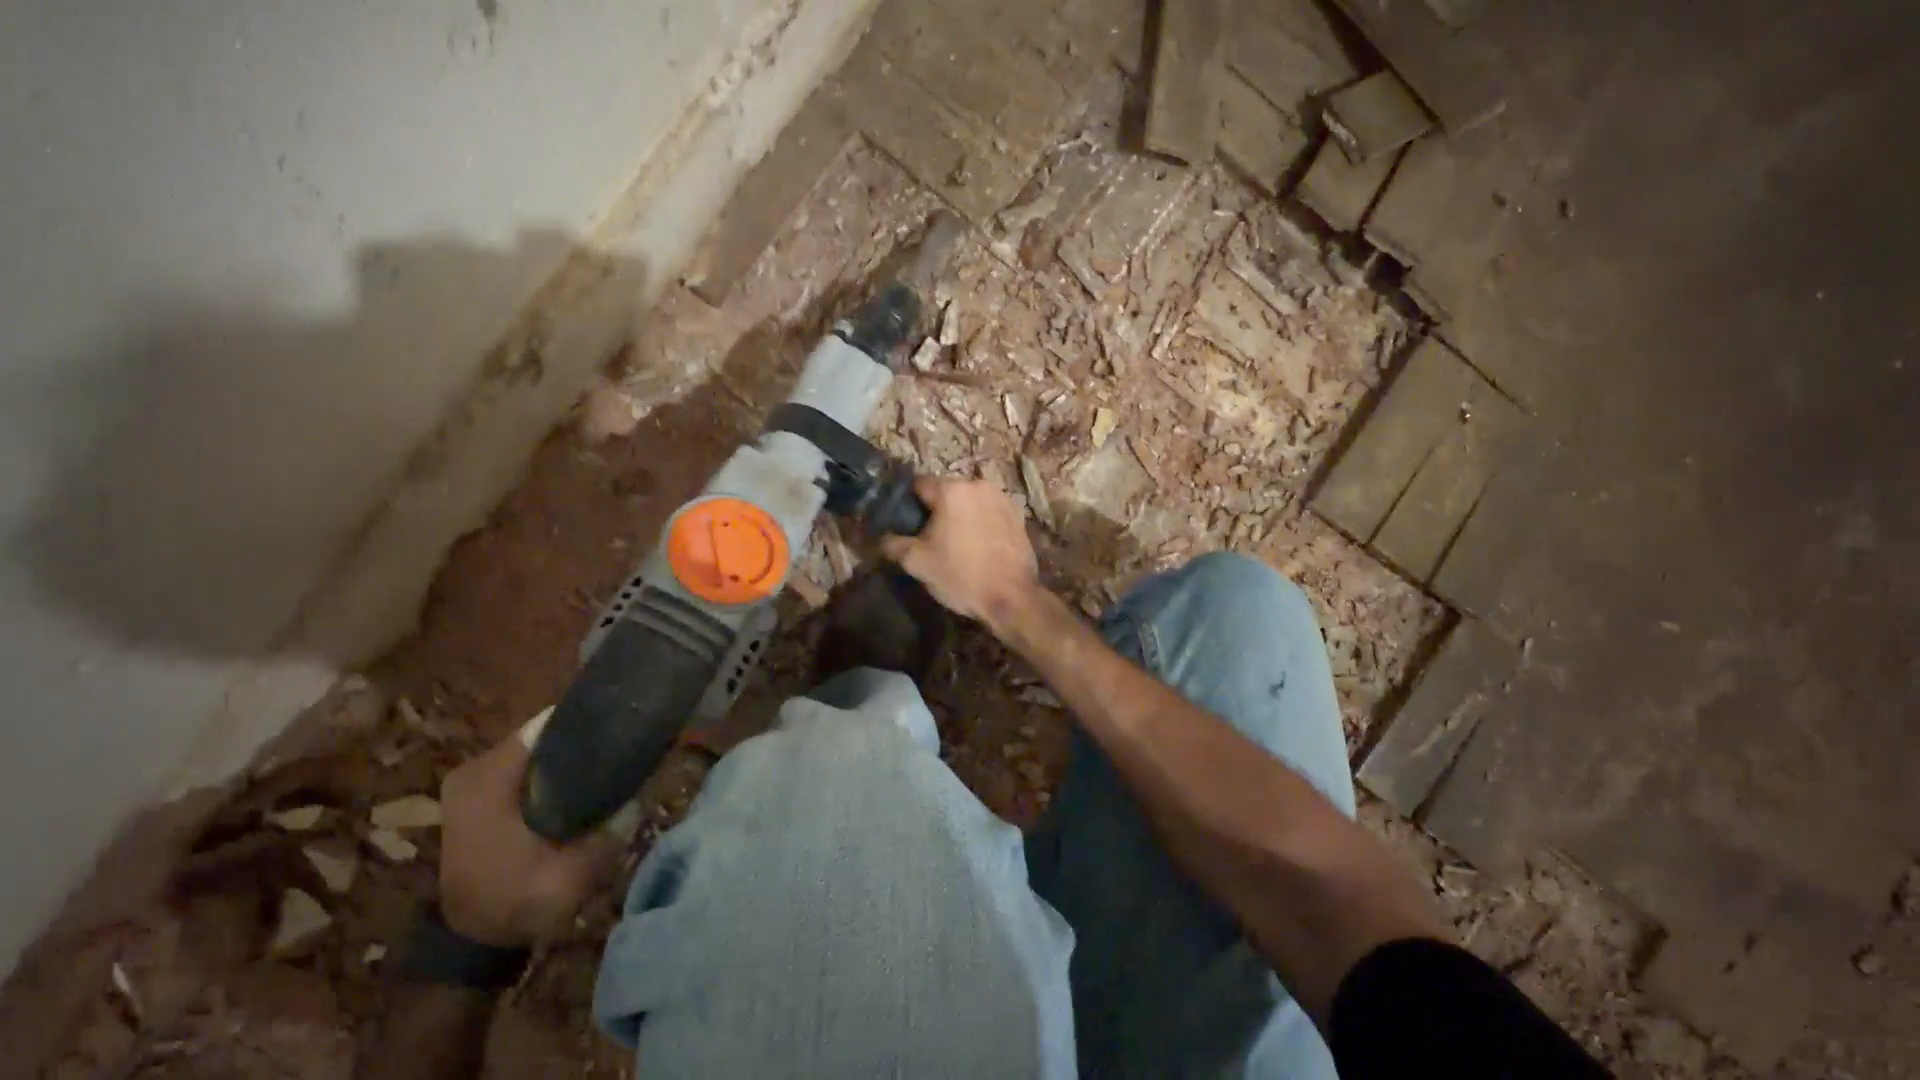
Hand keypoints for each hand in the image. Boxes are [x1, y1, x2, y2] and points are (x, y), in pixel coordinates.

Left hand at [436, 721, 618, 947]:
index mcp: (489, 778)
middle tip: (619, 757)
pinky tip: (575, 791)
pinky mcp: (471, 798)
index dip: (588, 724)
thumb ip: (608, 833)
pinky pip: (519, 770)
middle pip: (540, 736)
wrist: (468, 943)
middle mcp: (473, 769)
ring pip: (531, 753)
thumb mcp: (570, 876)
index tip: (622, 732)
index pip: (547, 725)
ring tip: (603, 771)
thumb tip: (639, 795)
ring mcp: (468, 783)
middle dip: (579, 744)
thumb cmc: (515, 903)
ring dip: (564, 760)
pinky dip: (546, 775)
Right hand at [881, 477, 1041, 628]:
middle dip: (935, 511)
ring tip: (954, 544)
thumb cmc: (961, 575)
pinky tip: (977, 547)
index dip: (908, 504)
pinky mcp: (1017, 515)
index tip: (905, 524)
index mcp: (951, 490)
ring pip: (969, 502)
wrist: (1011, 597)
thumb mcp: (917, 563)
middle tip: (928, 538)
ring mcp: (1002, 499)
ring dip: (959, 516)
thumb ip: (893, 544)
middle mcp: (978, 485)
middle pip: (946, 492)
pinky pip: (988, 512)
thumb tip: (883, 538)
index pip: (919, 485)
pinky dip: (979, 523)